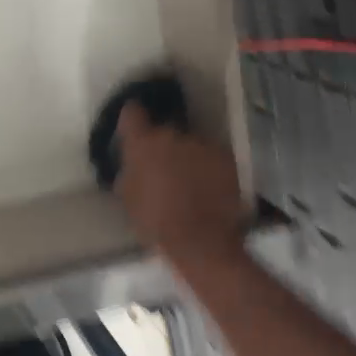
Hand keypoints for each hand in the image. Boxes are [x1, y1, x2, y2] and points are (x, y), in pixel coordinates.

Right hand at [113, 100, 246, 270]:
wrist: (201, 243)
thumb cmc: (155, 222)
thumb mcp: (128, 197)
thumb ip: (130, 171)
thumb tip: (133, 163)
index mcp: (142, 143)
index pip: (132, 112)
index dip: (133, 118)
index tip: (134, 127)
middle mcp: (172, 134)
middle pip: (165, 130)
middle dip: (164, 145)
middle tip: (163, 168)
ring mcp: (203, 145)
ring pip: (191, 145)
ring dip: (188, 157)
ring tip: (190, 182)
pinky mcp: (227, 159)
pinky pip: (213, 158)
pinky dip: (210, 168)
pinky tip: (209, 189)